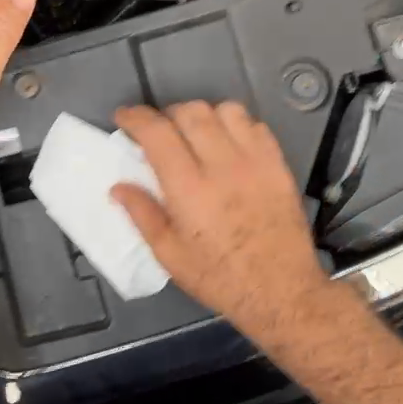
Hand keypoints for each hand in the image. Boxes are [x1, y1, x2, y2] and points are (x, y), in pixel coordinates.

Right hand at [111, 102, 331, 339]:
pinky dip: (235, 125)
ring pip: (225, 110)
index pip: (157, 132)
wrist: (283, 293)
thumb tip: (118, 187)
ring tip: (194, 134)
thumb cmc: (220, 278)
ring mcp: (255, 162)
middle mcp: (222, 166)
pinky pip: (255, 126)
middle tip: (158, 132)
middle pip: (190, 112)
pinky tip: (228, 145)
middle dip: (166, 114)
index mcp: (189, 188)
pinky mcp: (278, 166)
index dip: (135, 117)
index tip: (124, 118)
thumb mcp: (169, 255)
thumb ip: (142, 214)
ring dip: (203, 115)